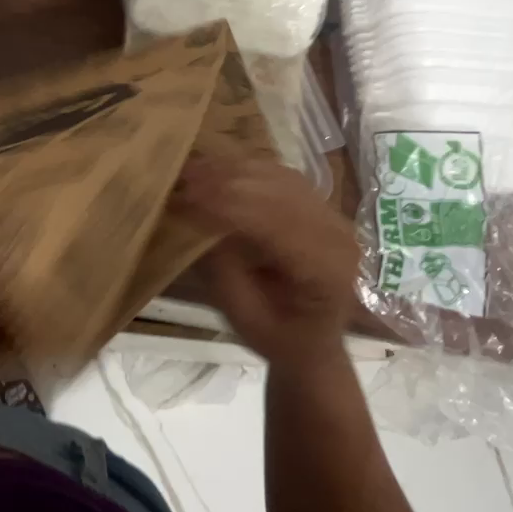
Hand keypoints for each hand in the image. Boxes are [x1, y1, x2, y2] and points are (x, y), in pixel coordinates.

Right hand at [175, 157, 360, 363]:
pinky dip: (242, 168)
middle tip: (176, 181)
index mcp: (325, 267)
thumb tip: (195, 220)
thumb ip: (223, 269)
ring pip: (276, 174)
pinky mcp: (318, 203)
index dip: (224, 204)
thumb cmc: (279, 339)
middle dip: (222, 182)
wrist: (315, 343)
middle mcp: (336, 232)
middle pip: (275, 190)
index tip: (181, 200)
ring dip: (229, 170)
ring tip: (188, 172)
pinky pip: (278, 173)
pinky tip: (212, 171)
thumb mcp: (244, 315)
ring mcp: (331, 213)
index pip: (272, 221)